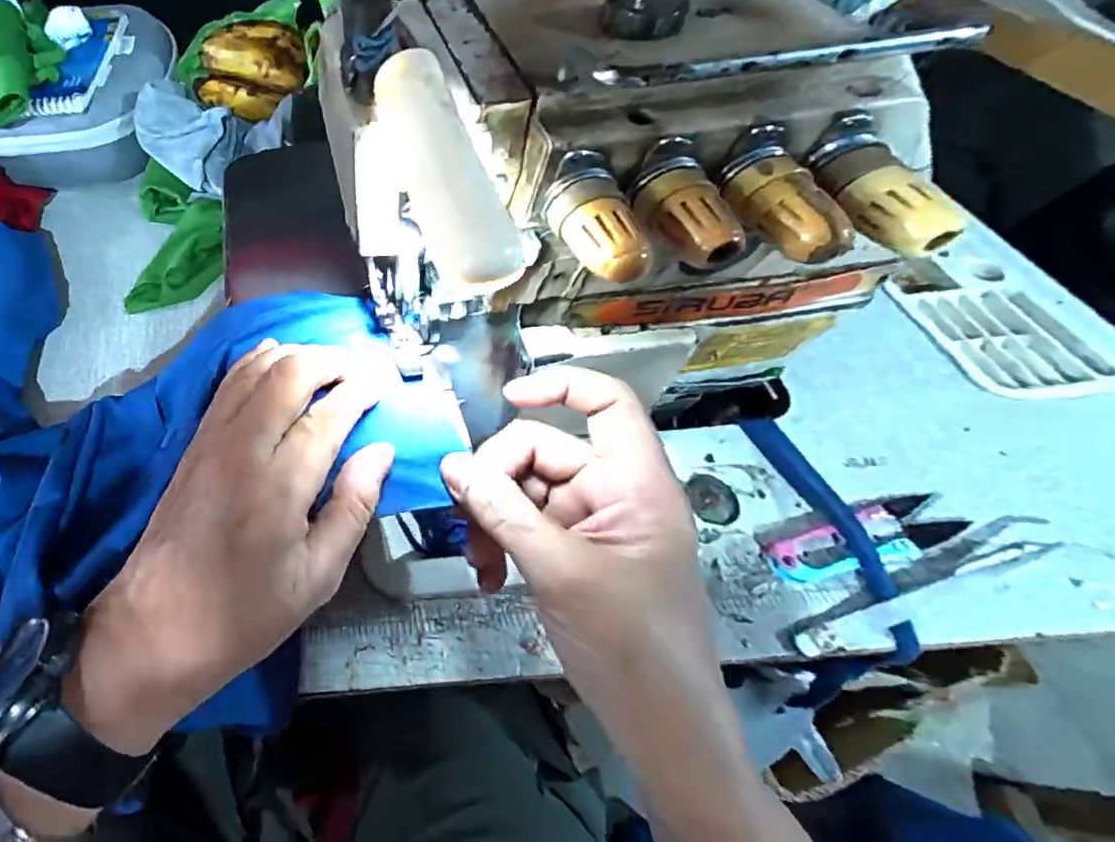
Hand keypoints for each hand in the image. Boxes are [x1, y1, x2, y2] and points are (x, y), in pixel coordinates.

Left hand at [63, 340, 395, 754]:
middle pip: (290, 374)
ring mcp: (213, 439)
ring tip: (329, 362)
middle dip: (332, 361)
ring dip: (297, 354)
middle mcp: (244, 448)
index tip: (383, 386)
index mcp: (279, 486)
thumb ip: (353, 506)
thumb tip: (381, 450)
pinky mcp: (195, 441)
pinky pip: (229, 383)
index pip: (328, 415)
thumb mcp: (317, 577)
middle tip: (361, 370)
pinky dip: (258, 361)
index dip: (360, 392)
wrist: (156, 626)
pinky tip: (277, 357)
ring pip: (257, 369)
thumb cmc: (246, 612)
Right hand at [439, 366, 703, 687]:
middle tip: (468, 520)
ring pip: (525, 489)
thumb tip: (451, 465)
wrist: (662, 729)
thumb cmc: (632, 647)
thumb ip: (501, 512)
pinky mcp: (574, 551)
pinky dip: (501, 540)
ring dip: (491, 517)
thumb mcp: (559, 571)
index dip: (560, 386)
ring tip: (478, 560)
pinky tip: (488, 573)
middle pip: (543, 449)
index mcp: (634, 481)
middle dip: (497, 480)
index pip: (607, 403)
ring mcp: (592, 522)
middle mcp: (613, 491)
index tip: (507, 400)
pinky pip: (525, 523)